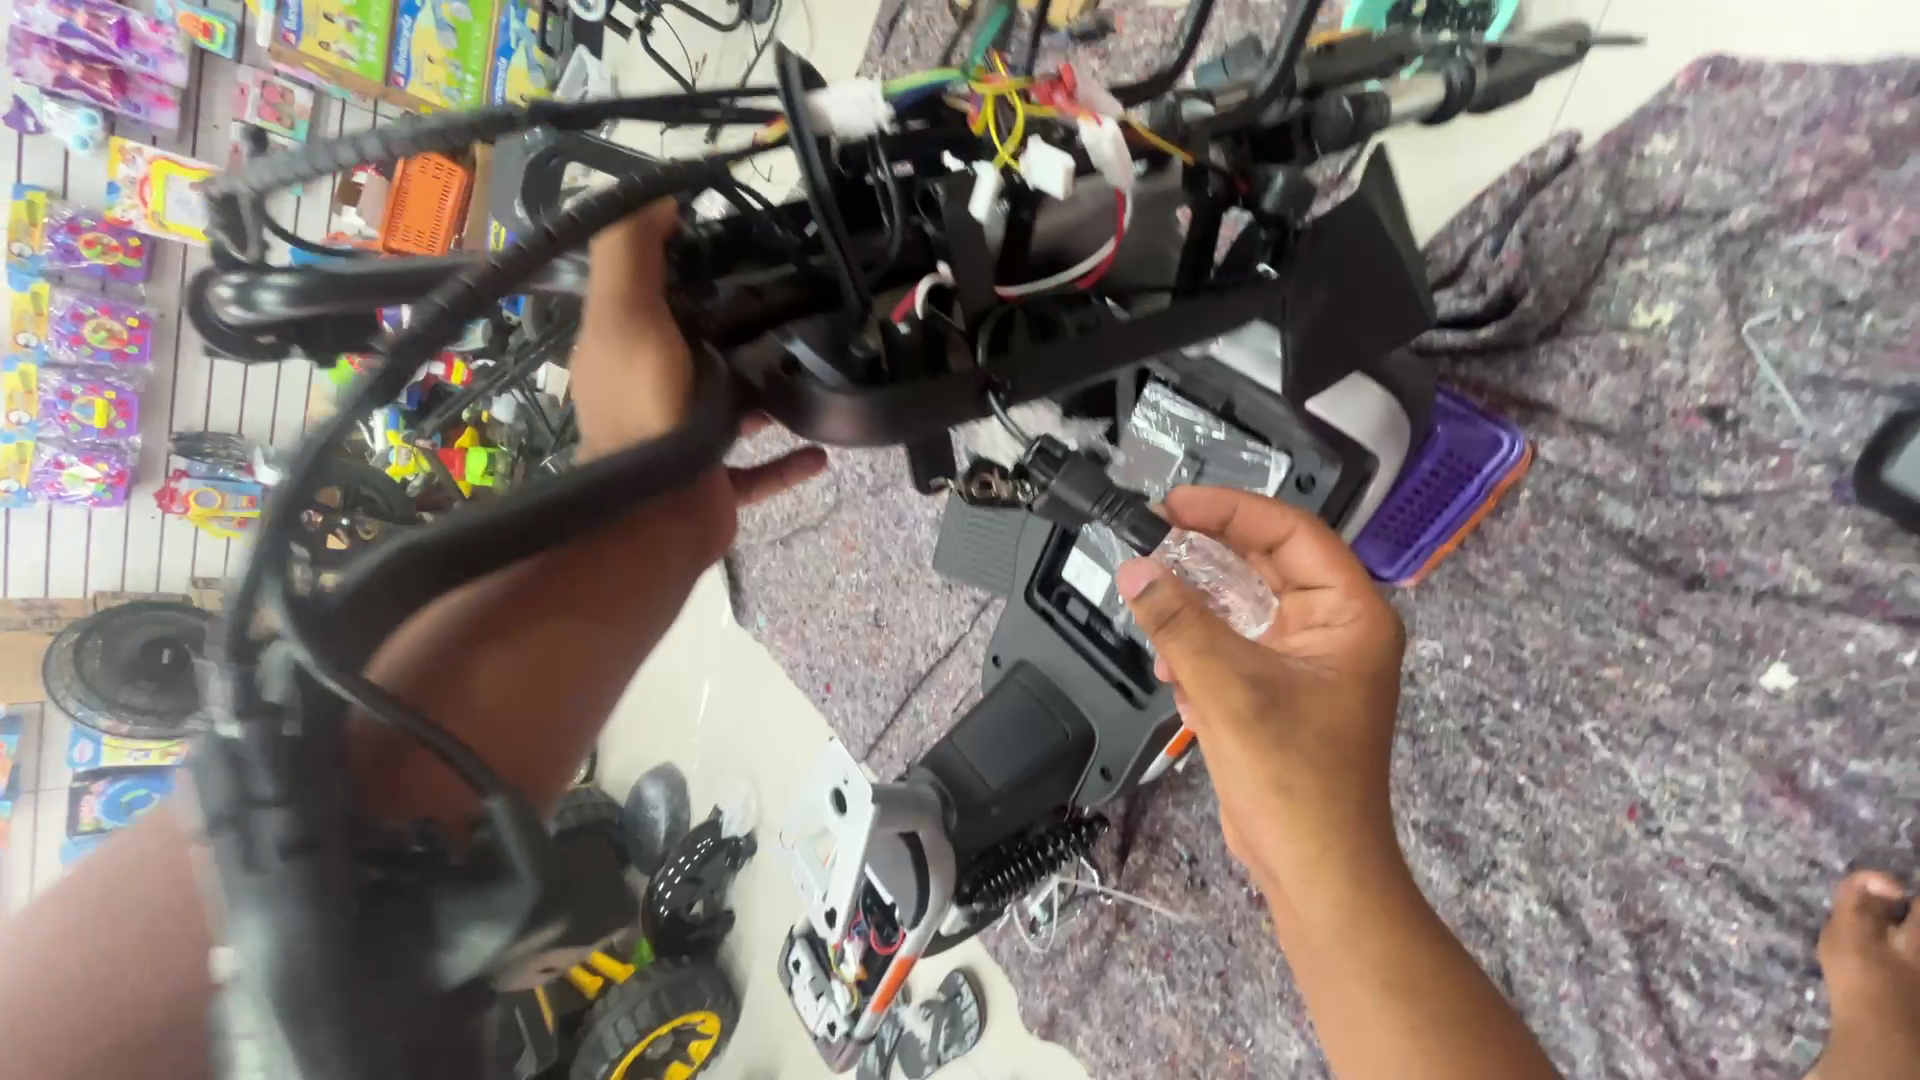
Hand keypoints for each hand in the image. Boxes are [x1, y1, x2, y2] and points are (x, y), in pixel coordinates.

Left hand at [568, 202, 825, 550]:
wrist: (658, 513)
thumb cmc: (646, 408)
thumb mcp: (627, 313)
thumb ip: (633, 252)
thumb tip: (659, 199)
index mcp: (630, 351)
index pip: (659, 297)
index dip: (690, 267)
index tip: (740, 244)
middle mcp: (656, 392)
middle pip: (704, 350)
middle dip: (744, 329)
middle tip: (797, 303)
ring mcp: (688, 441)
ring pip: (735, 408)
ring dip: (771, 394)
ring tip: (819, 370)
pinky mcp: (717, 483)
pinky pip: (760, 470)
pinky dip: (788, 461)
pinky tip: (823, 450)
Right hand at [1115, 486, 1406, 900]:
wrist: (1311, 868)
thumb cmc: (1294, 780)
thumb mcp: (1229, 687)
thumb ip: (1178, 621)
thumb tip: (1135, 570)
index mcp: (1349, 615)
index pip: (1290, 533)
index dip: (1230, 511)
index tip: (1174, 504)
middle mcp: (1332, 628)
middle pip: (1261, 566)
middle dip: (1204, 564)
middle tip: (1151, 545)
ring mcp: (1303, 659)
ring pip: (1239, 607)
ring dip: (1195, 616)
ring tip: (1161, 630)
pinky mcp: (1276, 687)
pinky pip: (1231, 644)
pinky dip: (1200, 653)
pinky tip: (1177, 675)